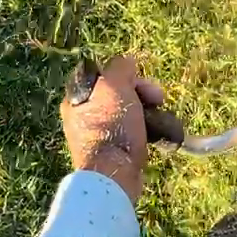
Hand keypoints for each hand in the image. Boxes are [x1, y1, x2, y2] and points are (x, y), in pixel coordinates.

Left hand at [61, 54, 164, 201]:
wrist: (113, 174)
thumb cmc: (112, 125)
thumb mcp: (115, 85)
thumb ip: (120, 67)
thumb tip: (128, 63)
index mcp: (77, 97)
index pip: (102, 74)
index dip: (124, 73)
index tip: (139, 79)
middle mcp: (82, 115)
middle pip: (117, 93)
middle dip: (141, 92)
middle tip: (158, 98)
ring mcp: (96, 135)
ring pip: (126, 112)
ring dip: (146, 111)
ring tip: (160, 118)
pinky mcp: (111, 152)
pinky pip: (129, 132)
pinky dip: (143, 130)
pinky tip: (156, 133)